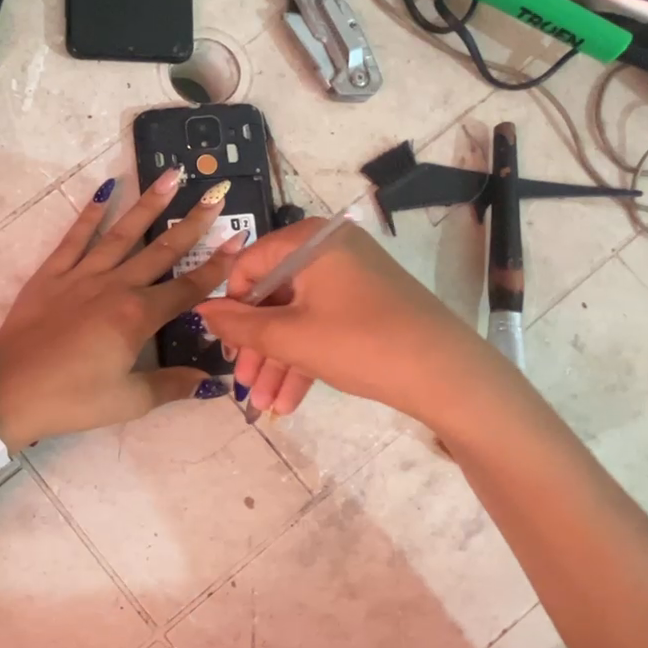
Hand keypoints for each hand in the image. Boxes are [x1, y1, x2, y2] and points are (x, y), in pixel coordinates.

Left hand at [0, 171, 242, 450]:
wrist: (9, 392)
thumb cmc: (71, 400)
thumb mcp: (128, 401)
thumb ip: (171, 385)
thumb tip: (212, 381)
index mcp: (137, 317)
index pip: (187, 288)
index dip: (217, 267)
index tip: (240, 239)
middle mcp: (114, 287)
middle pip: (160, 251)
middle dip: (192, 224)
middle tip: (215, 195)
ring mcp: (80, 276)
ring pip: (122, 234)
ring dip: (149, 205)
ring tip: (171, 176)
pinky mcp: (50, 275)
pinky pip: (74, 237)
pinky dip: (90, 213)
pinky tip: (105, 191)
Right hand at [195, 218, 511, 425]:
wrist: (448, 375)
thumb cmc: (359, 344)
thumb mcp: (288, 338)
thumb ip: (238, 325)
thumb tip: (200, 311)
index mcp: (310, 242)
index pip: (248, 266)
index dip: (231, 308)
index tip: (226, 346)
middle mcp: (330, 250)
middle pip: (272, 296)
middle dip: (255, 347)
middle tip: (243, 385)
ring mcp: (351, 278)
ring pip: (296, 318)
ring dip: (276, 362)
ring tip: (262, 404)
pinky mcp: (367, 305)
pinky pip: (321, 326)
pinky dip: (304, 360)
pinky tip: (287, 402)